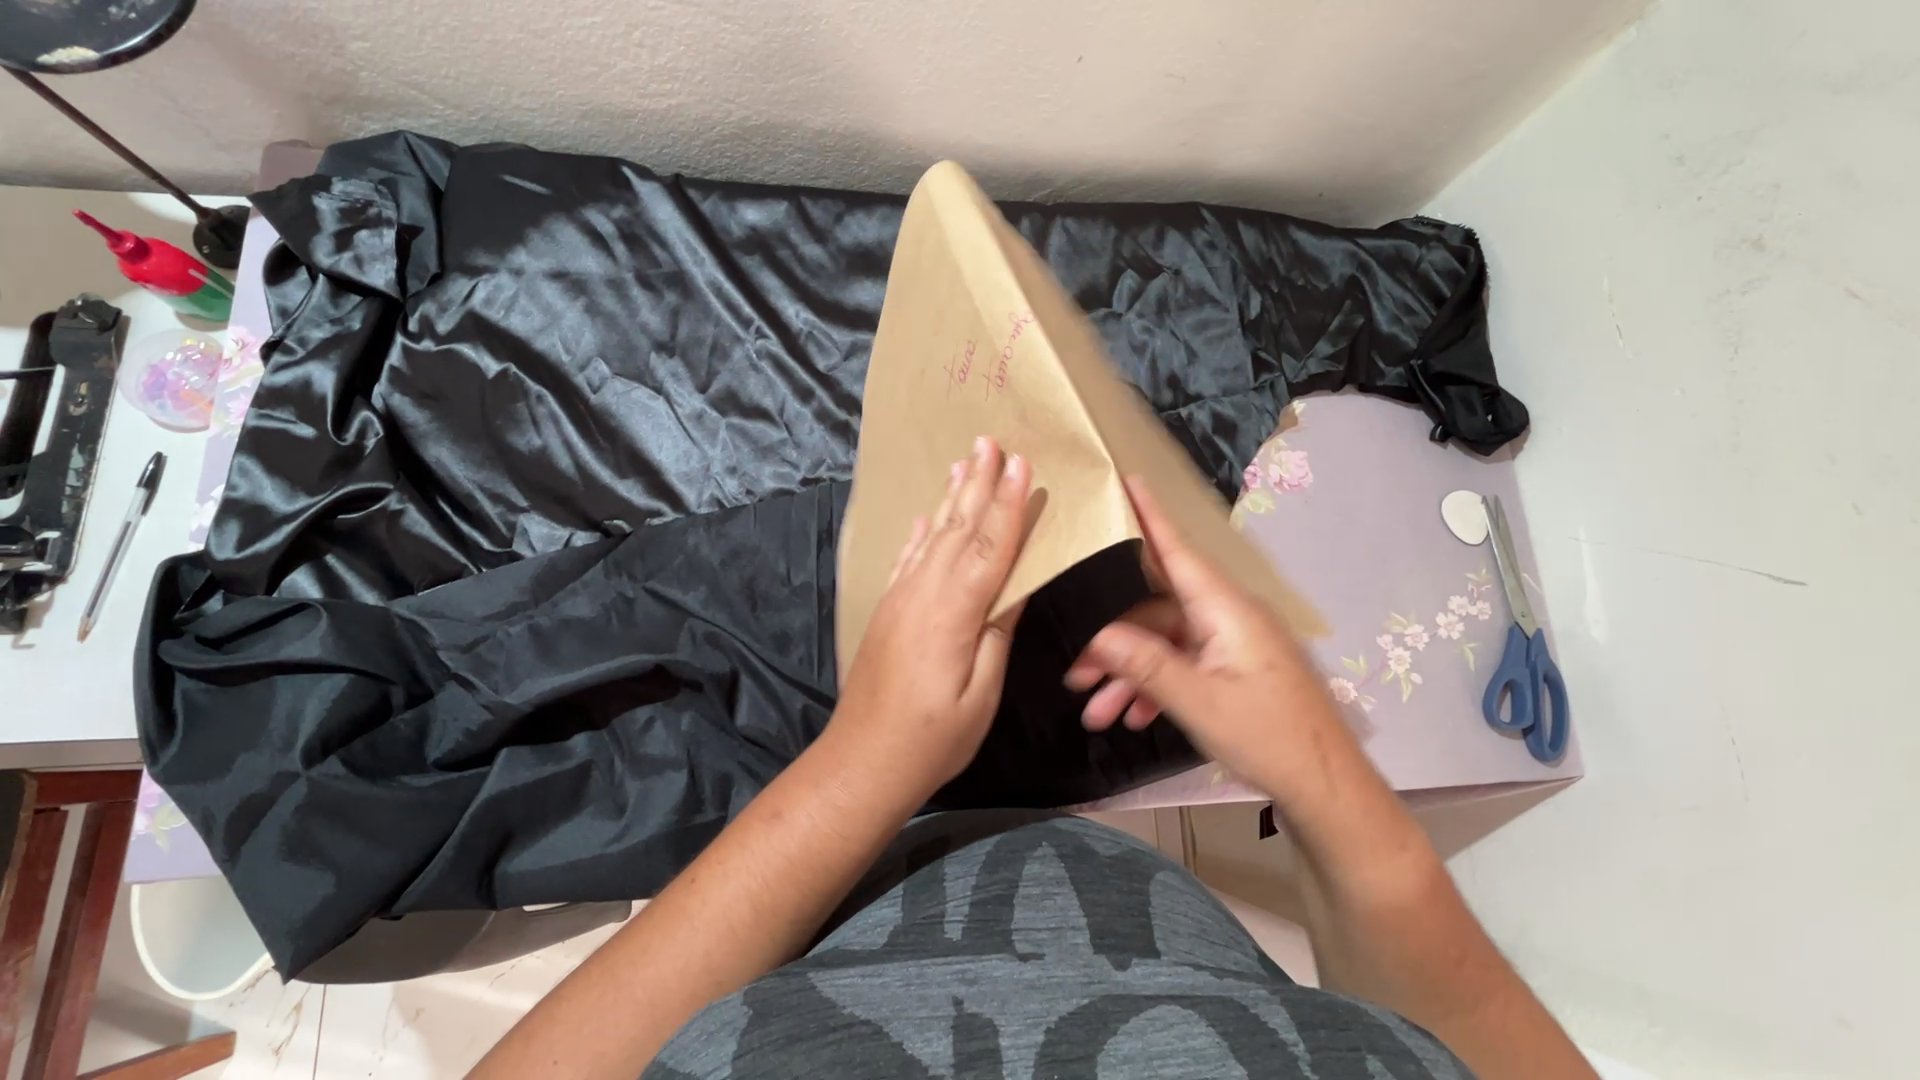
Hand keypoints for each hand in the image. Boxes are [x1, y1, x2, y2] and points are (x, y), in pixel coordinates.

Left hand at [831, 436, 1033, 796]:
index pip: (990, 546)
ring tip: (962, 461)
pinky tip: (925, 518)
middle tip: (991, 440)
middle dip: (978, 483)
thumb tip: (1016, 584)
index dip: (1007, 503)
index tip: (1021, 462)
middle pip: (958, 528)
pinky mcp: (887, 611)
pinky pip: (907, 560)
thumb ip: (997, 633)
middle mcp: (923, 593)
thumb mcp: (980, 692)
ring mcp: (900, 599)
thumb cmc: (933, 738)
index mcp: (953, 611)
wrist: (863, 760)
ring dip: (950, 498)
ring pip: (933, 537)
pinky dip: (919, 535)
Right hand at [1065, 477, 1340, 788]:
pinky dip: (1156, 688)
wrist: (1324, 787)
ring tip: (1096, 714)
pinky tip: (1132, 718)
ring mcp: (1233, 644)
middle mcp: (1228, 616)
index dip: (1149, 516)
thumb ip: (1144, 664)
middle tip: (1073, 675)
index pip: (1177, 551)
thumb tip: (1097, 635)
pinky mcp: (1236, 669)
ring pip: (1165, 644)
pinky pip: (1184, 665)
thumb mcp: (1197, 701)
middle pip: (1156, 611)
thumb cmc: (1265, 736)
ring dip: (1130, 676)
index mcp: (1225, 609)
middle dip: (1112, 642)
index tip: (1126, 479)